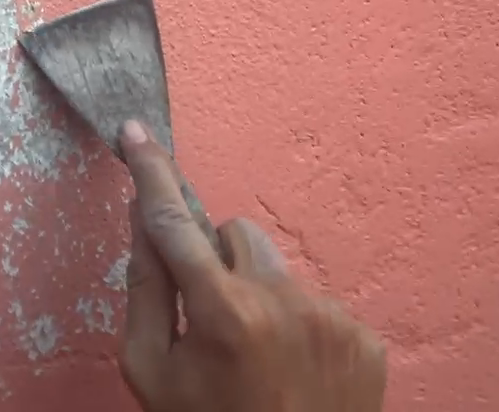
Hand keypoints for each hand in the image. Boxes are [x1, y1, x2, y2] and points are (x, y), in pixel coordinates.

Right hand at [119, 120, 385, 411]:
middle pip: (232, 231)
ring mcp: (331, 318)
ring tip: (255, 347)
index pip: (174, 220)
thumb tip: (143, 213)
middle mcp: (282, 302)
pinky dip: (292, 317)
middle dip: (212, 254)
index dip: (150, 170)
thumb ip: (143, 284)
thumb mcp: (149, 367)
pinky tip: (290, 365)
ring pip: (272, 262)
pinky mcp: (364, 338)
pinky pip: (311, 296)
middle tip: (208, 310)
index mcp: (222, 311)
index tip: (134, 130)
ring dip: (253, 285)